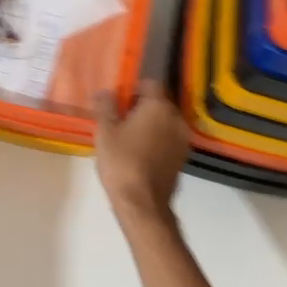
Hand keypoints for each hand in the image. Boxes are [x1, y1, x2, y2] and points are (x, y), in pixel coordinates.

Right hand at [93, 80, 189, 226]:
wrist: (142, 202)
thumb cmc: (121, 161)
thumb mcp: (105, 131)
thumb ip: (105, 106)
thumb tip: (103, 92)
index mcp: (158, 107)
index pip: (150, 83)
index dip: (133, 88)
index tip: (118, 101)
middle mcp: (176, 119)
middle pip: (159, 102)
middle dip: (141, 106)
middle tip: (119, 119)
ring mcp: (182, 139)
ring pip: (165, 121)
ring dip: (150, 123)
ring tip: (129, 137)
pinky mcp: (182, 157)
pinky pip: (169, 138)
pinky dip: (157, 139)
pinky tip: (140, 152)